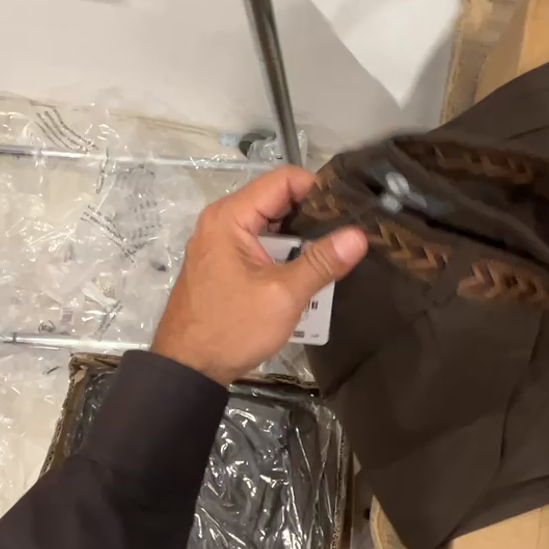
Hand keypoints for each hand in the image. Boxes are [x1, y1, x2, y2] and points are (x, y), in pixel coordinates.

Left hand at [151, 166, 367, 384]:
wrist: (190, 368)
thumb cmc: (232, 329)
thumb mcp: (283, 296)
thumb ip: (321, 263)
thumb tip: (358, 236)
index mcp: (231, 217)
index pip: (283, 180)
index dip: (319, 190)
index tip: (348, 211)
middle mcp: (223, 220)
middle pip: (277, 200)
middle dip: (313, 215)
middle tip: (347, 234)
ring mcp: (221, 242)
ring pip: (272, 225)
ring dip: (301, 239)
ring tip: (335, 254)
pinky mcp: (225, 263)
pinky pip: (262, 246)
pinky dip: (285, 254)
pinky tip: (308, 272)